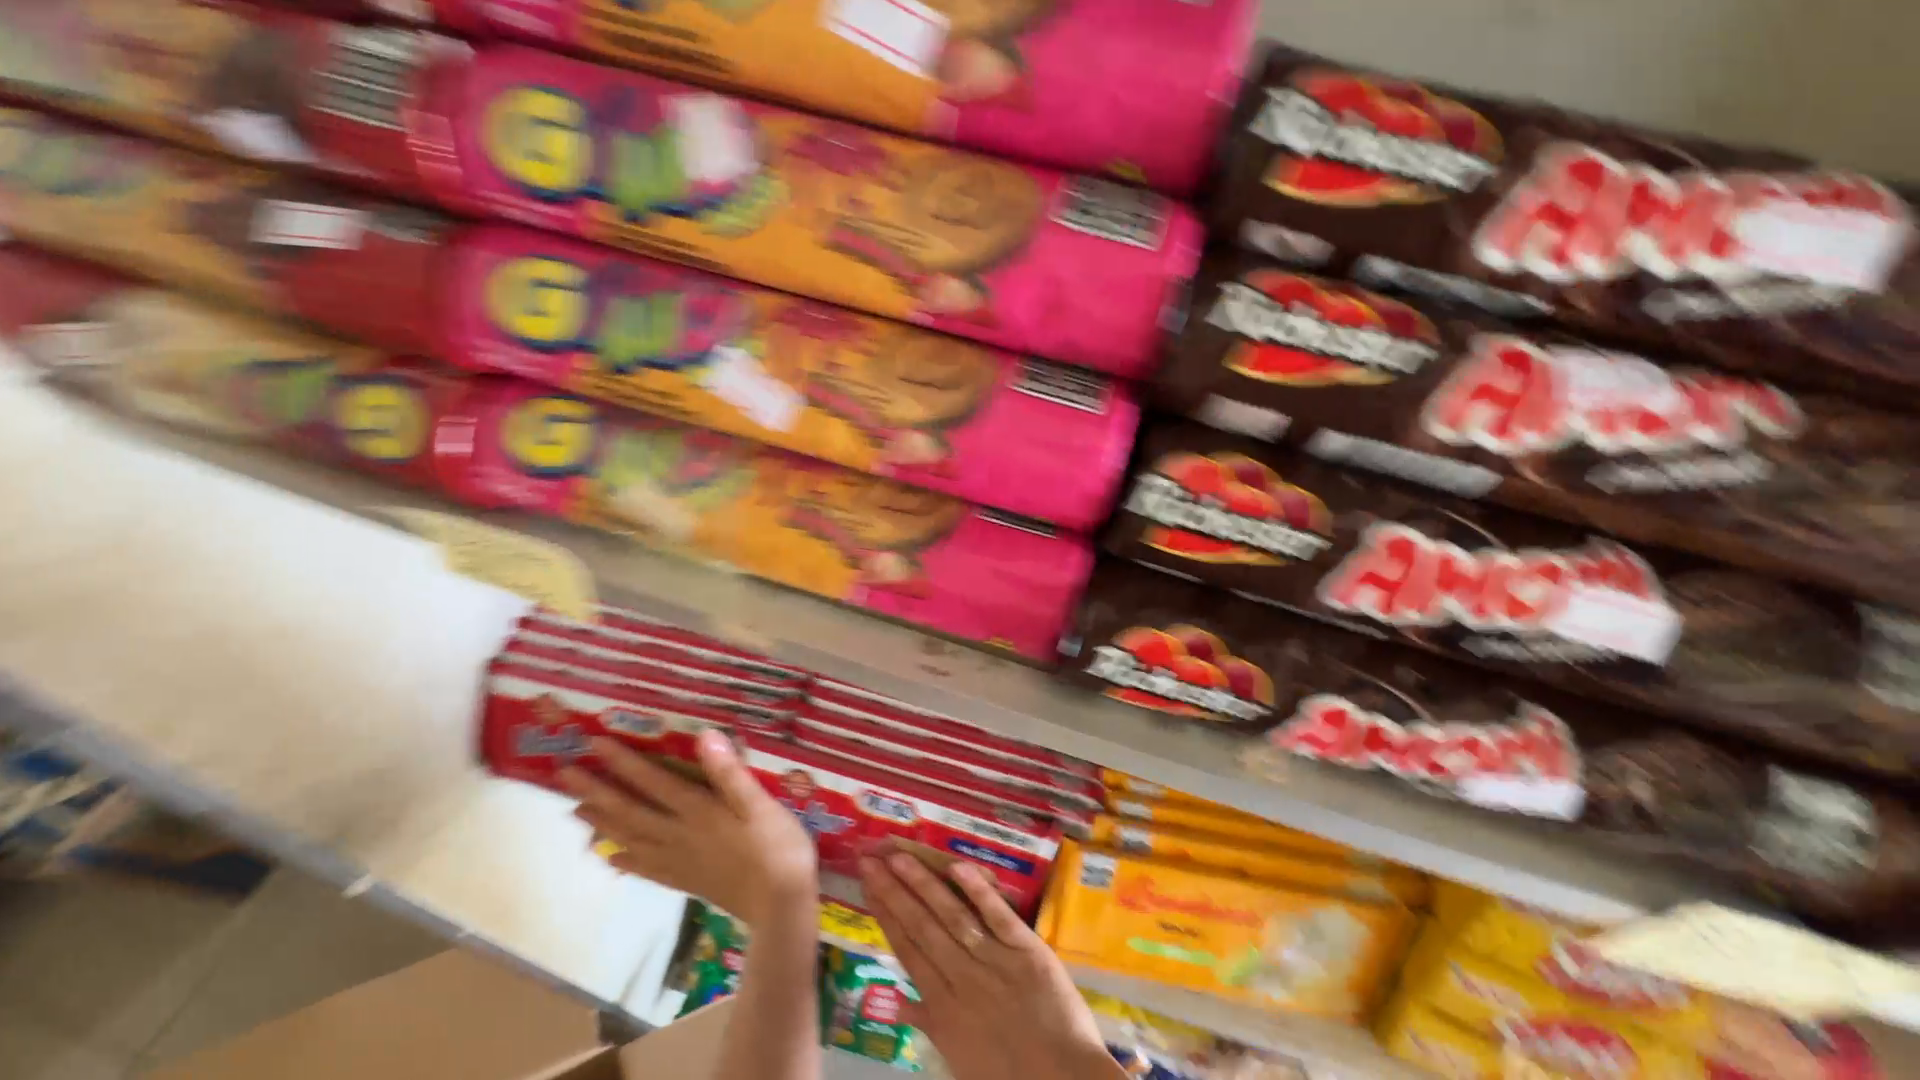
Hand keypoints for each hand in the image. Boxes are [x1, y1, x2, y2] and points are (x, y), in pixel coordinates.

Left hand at [561, 733, 816, 927]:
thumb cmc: (778, 847)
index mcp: (699, 812)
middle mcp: (680, 835)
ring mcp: (680, 861)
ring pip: (631, 839)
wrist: (781, 904)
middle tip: (564, 775)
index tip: (594, 743)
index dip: (624, 763)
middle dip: (597, 792)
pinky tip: (611, 858)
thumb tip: (704, 735)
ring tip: (576, 811)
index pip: (654, 782)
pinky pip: (647, 869)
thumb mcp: (761, 803)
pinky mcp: (686, 881)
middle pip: (630, 812)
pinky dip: (626, 861)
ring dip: (602, 823)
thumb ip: (730, 772)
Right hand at [860, 853, 1120, 1079]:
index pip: (907, 949)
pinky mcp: (1028, 951)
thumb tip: (895, 1004)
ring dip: (924, 884)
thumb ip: (929, 1022)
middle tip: (871, 858)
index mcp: (943, 1004)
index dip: (886, 915)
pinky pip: (1000, 918)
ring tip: (900, 857)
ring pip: (953, 917)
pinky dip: (979, 893)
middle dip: (894, 891)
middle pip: (922, 927)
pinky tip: (958, 868)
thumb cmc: (1008, 1071)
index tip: (868, 885)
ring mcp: (995, 961)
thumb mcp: (958, 1054)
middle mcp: (962, 976)